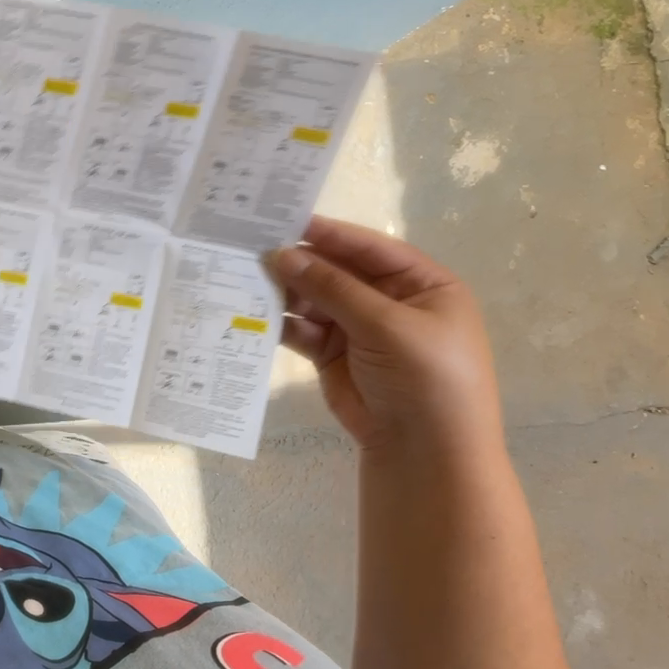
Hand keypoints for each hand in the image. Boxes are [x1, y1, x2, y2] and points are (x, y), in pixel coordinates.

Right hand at [267, 216, 503, 460]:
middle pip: (337, 272)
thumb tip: (281, 254)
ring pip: (314, 300)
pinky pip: (301, 329)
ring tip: (243, 279)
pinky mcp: (332, 355)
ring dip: (284, 292)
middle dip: (299, 263)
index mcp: (422, 284)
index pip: (370, 248)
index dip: (330, 234)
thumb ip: (332, 287)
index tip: (284, 220)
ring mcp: (358, 329)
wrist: (423, 448)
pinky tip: (250, 312)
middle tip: (251, 249)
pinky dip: (279, 322)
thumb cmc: (425, 376)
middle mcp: (389, 301)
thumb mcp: (385, 324)